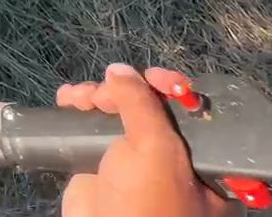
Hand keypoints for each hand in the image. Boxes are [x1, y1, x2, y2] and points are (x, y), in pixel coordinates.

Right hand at [57, 64, 238, 216]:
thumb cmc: (149, 203)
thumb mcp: (157, 152)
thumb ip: (142, 106)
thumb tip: (119, 69)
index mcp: (204, 166)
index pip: (195, 115)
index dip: (174, 91)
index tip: (153, 79)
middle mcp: (171, 159)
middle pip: (148, 106)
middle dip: (122, 91)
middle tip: (104, 95)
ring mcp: (134, 159)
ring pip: (116, 110)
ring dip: (94, 95)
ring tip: (79, 99)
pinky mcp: (101, 160)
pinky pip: (91, 123)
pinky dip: (77, 106)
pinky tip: (67, 100)